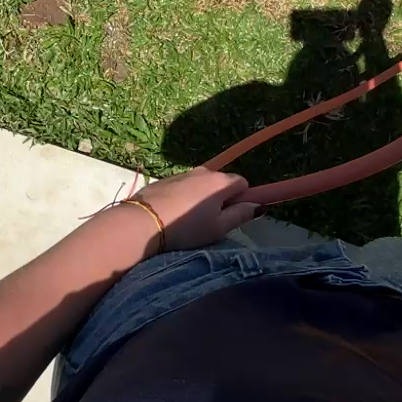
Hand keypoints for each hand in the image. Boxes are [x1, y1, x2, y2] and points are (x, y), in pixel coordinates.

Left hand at [118, 168, 257, 252]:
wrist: (142, 223)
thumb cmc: (186, 229)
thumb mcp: (218, 228)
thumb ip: (241, 215)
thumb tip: (259, 206)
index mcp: (220, 182)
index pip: (242, 182)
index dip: (241, 199)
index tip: (230, 216)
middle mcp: (203, 171)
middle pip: (221, 182)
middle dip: (220, 198)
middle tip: (209, 222)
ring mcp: (182, 173)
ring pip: (201, 184)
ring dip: (201, 198)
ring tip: (188, 221)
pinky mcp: (165, 179)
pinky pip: (184, 186)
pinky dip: (184, 197)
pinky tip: (174, 215)